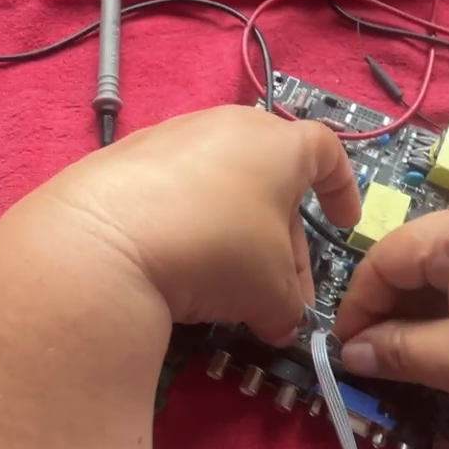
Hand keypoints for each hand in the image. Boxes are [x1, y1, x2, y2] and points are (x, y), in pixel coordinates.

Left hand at [28, 105, 359, 341]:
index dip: (342, 189)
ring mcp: (168, 138)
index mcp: (276, 143)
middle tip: (280, 298)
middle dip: (283, 243)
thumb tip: (280, 321)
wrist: (106, 239)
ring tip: (226, 291)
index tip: (342, 224)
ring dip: (234, 237)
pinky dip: (186, 226)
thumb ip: (288, 305)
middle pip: (270, 181)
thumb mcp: (271, 289)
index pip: (326, 153)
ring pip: (220, 187)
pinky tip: (175, 268)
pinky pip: (172, 191)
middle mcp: (224, 126)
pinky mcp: (122, 160)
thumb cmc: (217, 250)